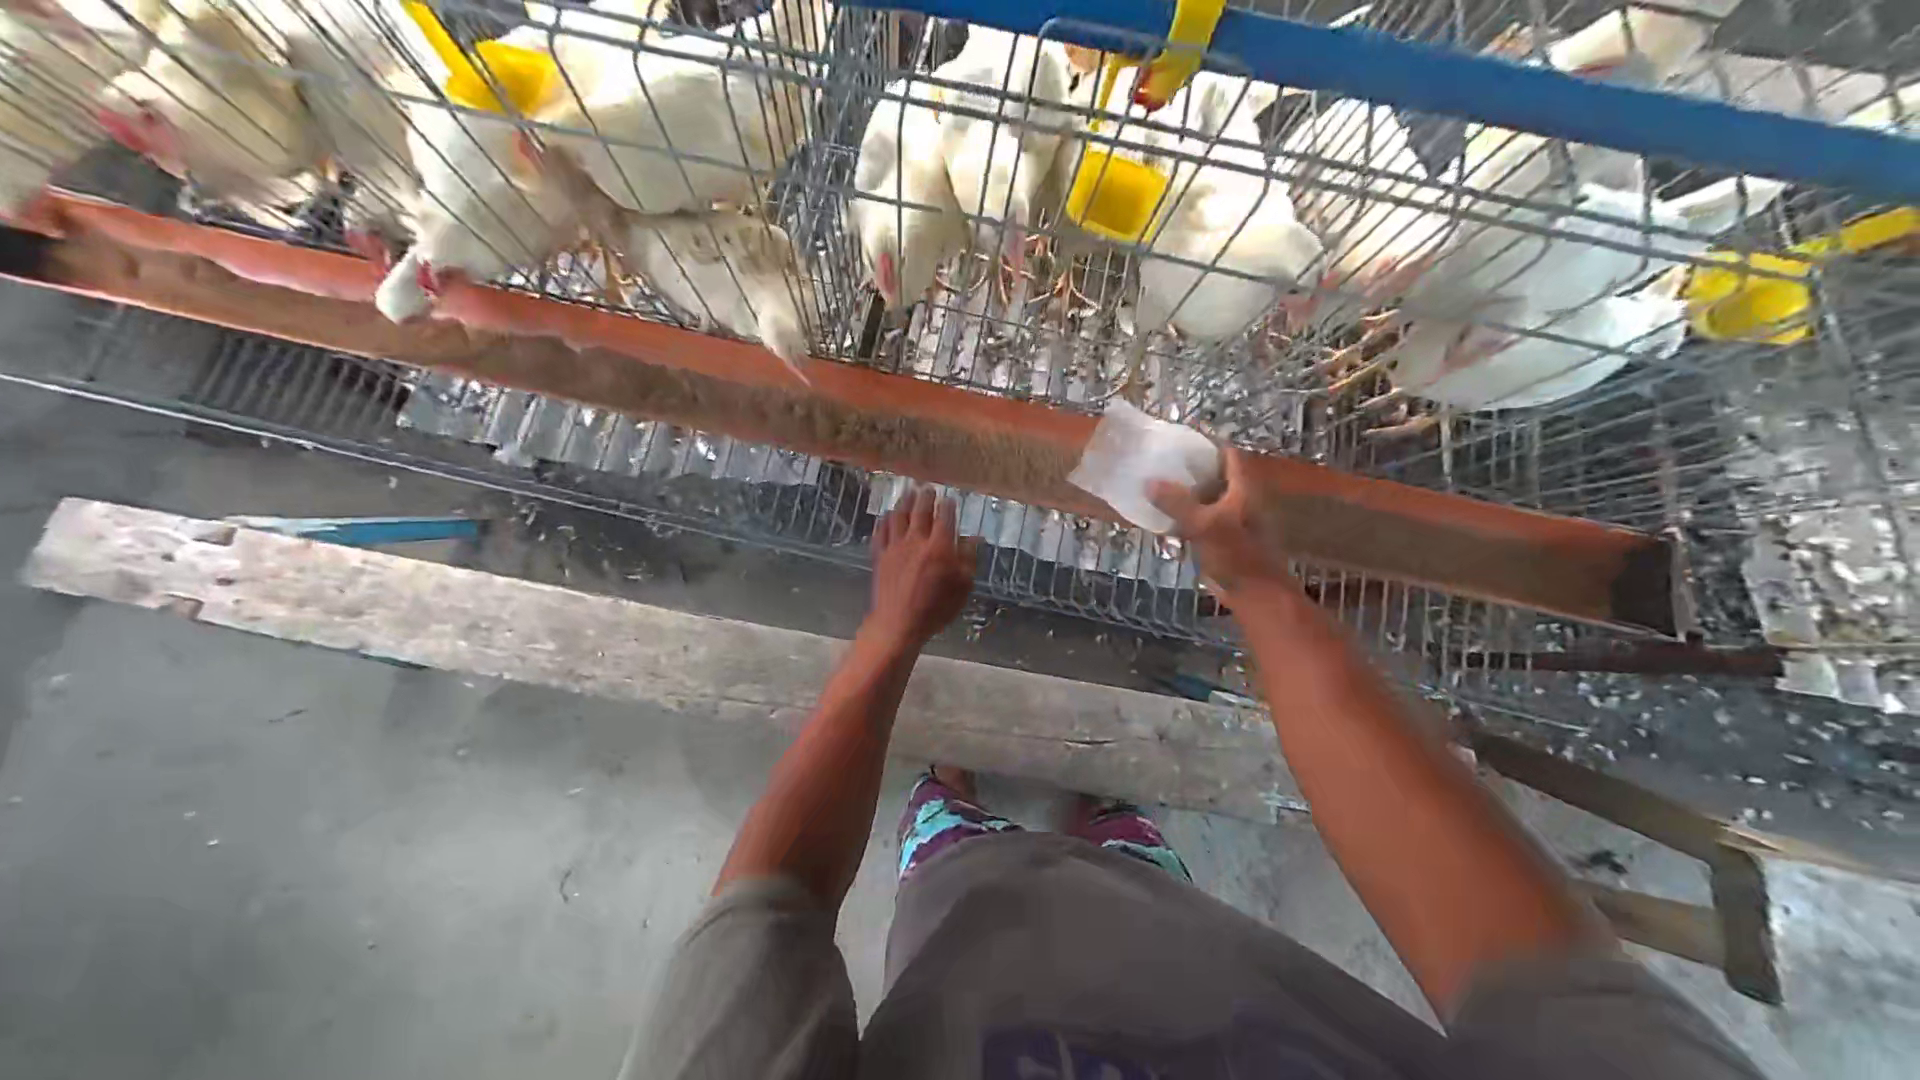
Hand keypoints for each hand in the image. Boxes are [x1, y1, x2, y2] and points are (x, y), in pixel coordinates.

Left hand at [867, 488, 978, 646]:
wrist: (898, 623)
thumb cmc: (936, 608)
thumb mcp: (962, 587)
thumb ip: (968, 559)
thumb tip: (974, 538)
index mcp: (939, 547)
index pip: (945, 518)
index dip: (948, 506)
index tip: (950, 499)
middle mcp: (916, 541)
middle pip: (920, 511)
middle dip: (925, 497)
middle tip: (928, 488)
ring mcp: (894, 547)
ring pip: (898, 517)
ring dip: (904, 502)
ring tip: (908, 493)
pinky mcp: (879, 556)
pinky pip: (880, 532)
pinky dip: (884, 521)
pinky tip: (886, 517)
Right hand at [1148, 449, 1288, 600]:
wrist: (1253, 592)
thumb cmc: (1237, 554)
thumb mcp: (1204, 525)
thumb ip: (1177, 503)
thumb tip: (1149, 482)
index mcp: (1243, 488)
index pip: (1228, 454)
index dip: (1208, 443)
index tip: (1180, 437)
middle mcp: (1237, 499)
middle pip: (1212, 475)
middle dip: (1188, 468)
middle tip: (1159, 460)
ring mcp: (1228, 520)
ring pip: (1202, 499)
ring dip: (1181, 494)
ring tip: (1153, 484)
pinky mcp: (1217, 540)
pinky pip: (1196, 521)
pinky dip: (1180, 517)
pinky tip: (1158, 517)